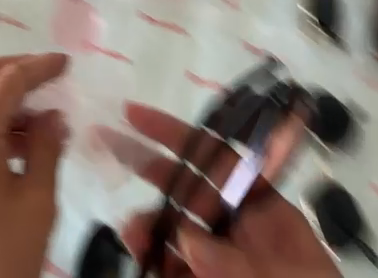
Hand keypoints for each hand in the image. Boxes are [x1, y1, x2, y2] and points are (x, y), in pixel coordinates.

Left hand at [0, 53, 69, 277]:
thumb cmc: (2, 253)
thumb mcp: (37, 201)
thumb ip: (46, 148)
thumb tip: (53, 115)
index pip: (8, 79)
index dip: (39, 67)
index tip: (65, 63)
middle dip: (15, 69)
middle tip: (50, 76)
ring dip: (0, 94)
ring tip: (40, 116)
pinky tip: (14, 138)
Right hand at [107, 103, 337, 277]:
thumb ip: (236, 265)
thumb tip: (185, 239)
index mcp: (269, 217)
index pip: (220, 161)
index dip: (178, 134)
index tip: (133, 115)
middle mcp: (243, 234)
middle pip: (190, 189)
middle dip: (151, 172)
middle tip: (108, 152)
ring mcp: (223, 264)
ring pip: (177, 233)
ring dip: (150, 226)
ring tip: (132, 235)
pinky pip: (175, 268)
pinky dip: (155, 261)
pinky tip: (141, 259)